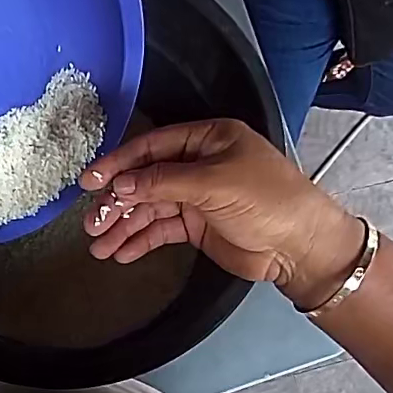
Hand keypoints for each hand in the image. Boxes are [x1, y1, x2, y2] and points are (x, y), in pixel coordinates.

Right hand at [79, 119, 365, 309]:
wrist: (302, 247)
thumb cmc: (269, 201)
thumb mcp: (215, 183)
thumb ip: (163, 182)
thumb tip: (119, 185)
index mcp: (207, 140)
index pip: (151, 148)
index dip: (118, 164)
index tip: (90, 181)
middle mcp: (197, 165)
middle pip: (145, 181)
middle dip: (117, 202)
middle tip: (92, 222)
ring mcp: (196, 197)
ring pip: (148, 209)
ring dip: (123, 226)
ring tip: (98, 244)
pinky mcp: (195, 226)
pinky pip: (160, 230)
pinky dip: (140, 241)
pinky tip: (120, 252)